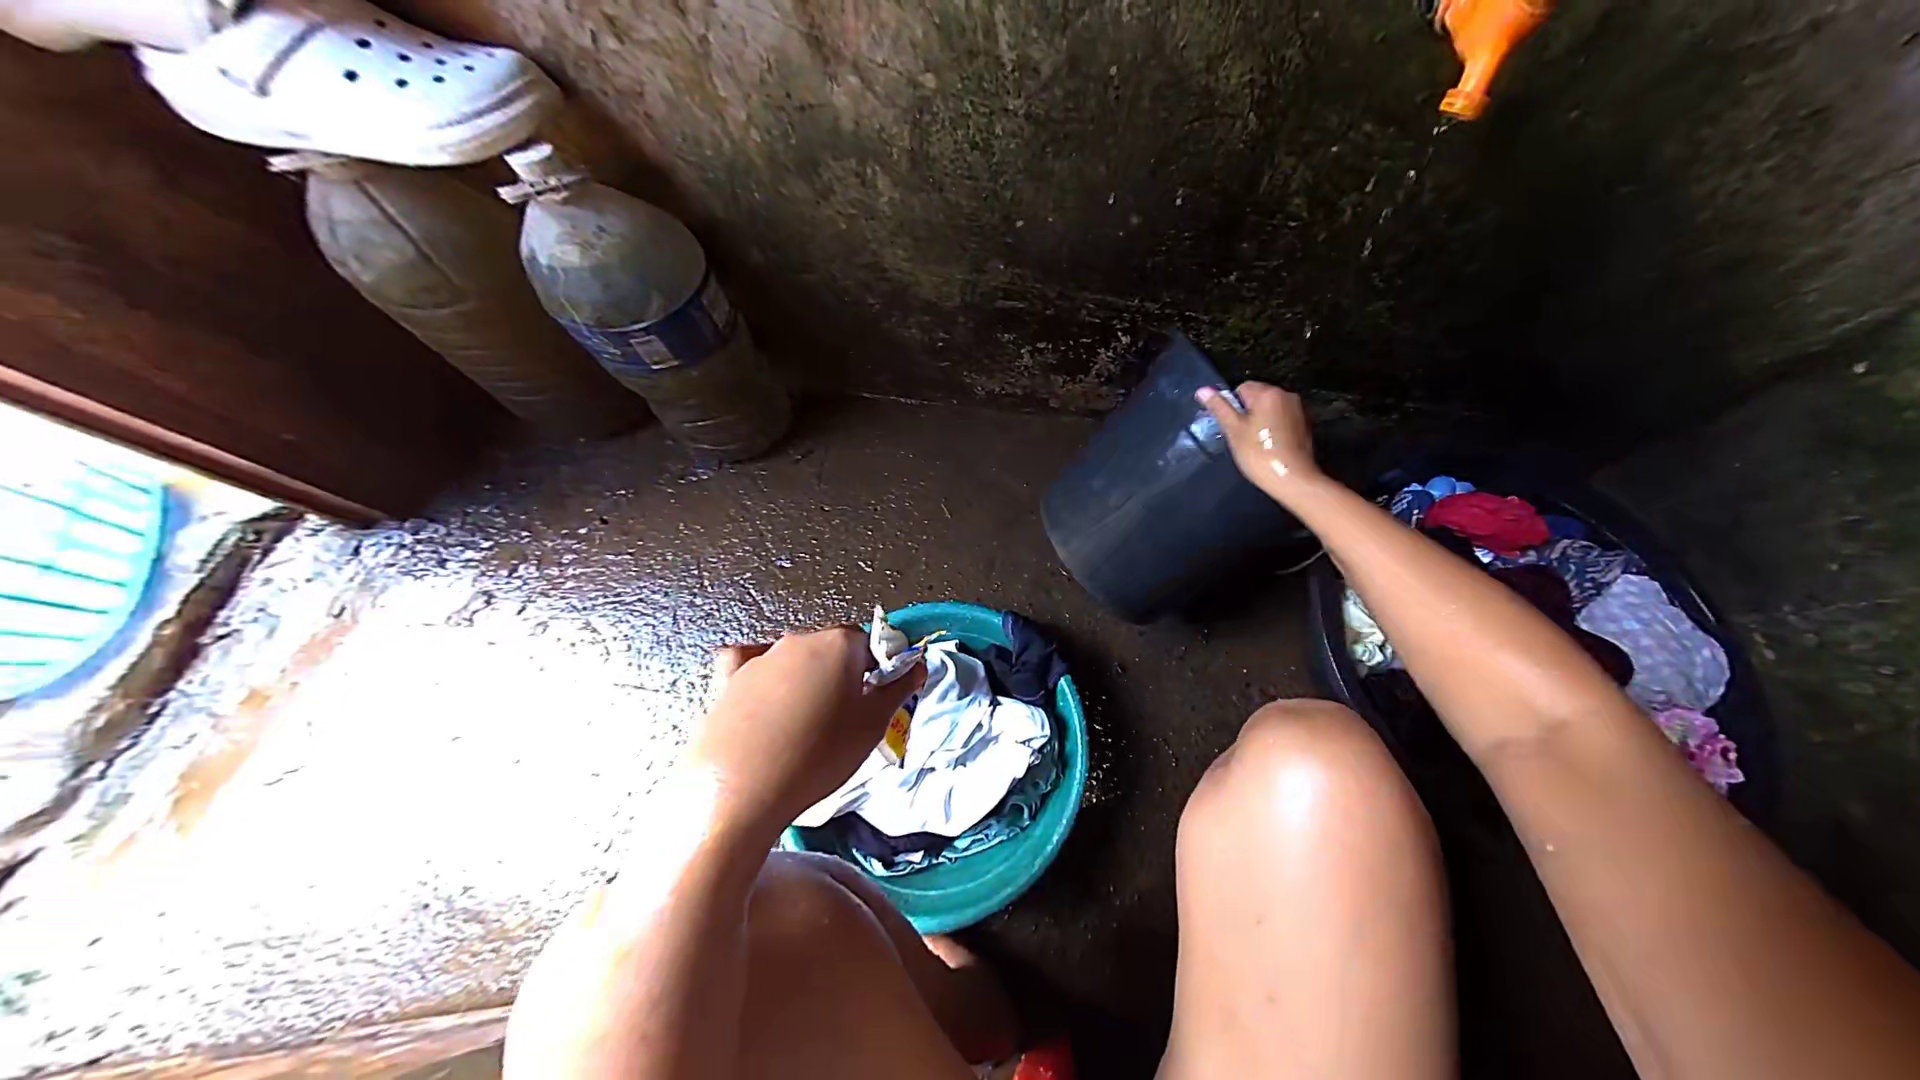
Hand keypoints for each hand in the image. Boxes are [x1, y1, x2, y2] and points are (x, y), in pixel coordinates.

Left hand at [690, 626, 924, 830]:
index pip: (869, 642)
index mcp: (838, 644)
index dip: (876, 670)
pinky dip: (758, 676)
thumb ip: (898, 689)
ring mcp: (759, 658)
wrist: (741, 791)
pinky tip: (761, 697)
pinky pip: (747, 665)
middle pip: (830, 649)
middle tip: (843, 717)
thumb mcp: (872, 726)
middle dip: (840, 675)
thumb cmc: (817, 757)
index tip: (875, 698)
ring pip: (791, 660)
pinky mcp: (725, 680)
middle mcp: (798, 641)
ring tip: (802, 726)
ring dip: (803, 681)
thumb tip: (916, 665)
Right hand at [1196, 381, 1322, 501]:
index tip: (1233, 427)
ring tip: (1256, 443)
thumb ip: (1219, 407)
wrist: (1292, 479)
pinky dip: (1273, 428)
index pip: (1241, 388)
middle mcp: (1286, 395)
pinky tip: (1270, 445)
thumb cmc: (1259, 455)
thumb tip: (1203, 390)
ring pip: (1269, 409)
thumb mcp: (1233, 430)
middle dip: (1247, 413)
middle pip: (1257, 397)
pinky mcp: (1304, 423)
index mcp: (1268, 394)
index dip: (1233, 407)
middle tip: (1242, 436)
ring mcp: (1298, 409)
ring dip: (1260, 420)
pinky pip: (1281, 418)